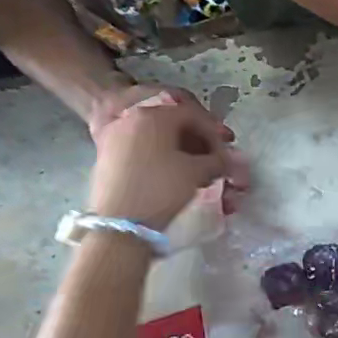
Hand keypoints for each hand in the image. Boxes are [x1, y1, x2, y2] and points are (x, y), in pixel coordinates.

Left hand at [90, 83, 250, 190]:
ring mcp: (117, 137)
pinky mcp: (108, 158)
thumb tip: (230, 160)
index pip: (193, 114)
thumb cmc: (161, 189)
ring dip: (185, 156)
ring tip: (201, 177)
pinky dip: (164, 161)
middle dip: (201, 145)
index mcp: (153, 115)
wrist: (119, 222)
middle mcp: (132, 119)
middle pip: (175, 126)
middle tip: (217, 163)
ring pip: (160, 141)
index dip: (215, 133)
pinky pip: (144, 152)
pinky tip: (177, 179)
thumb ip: (218, 161)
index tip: (228, 151)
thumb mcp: (196, 173)